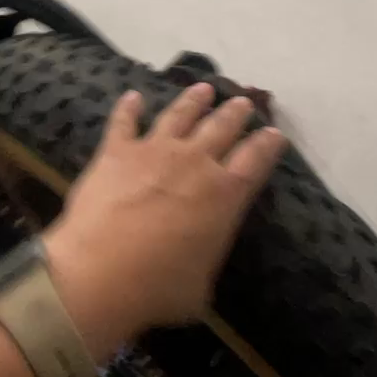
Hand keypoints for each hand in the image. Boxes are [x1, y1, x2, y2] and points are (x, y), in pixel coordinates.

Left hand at [42, 83, 287, 360]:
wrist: (101, 272)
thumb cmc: (159, 288)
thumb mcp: (201, 286)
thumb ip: (206, 259)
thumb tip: (200, 258)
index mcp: (224, 195)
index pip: (255, 160)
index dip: (267, 144)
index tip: (275, 133)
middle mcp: (194, 163)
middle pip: (221, 128)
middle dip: (234, 113)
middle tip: (243, 102)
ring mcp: (154, 151)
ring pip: (180, 114)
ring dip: (193, 100)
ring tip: (203, 87)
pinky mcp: (116, 151)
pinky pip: (124, 122)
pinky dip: (129, 108)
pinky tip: (133, 96)